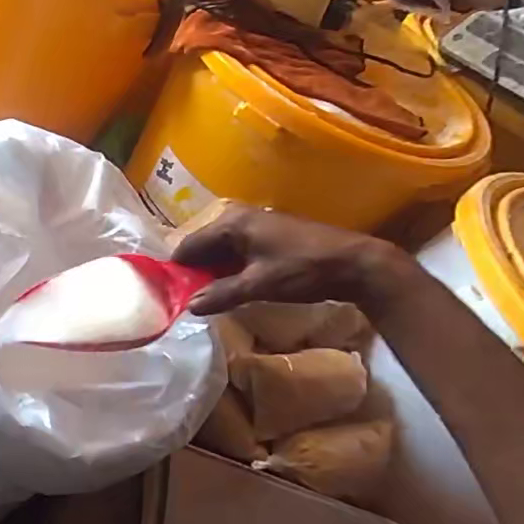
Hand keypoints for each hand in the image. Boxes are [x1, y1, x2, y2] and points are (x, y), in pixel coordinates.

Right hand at [172, 204, 418, 314]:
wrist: (356, 263)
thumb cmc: (304, 269)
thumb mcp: (259, 285)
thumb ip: (222, 294)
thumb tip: (189, 306)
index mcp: (230, 223)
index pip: (188, 245)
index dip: (177, 270)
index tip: (167, 293)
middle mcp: (237, 217)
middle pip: (202, 246)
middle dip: (194, 271)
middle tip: (184, 298)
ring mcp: (254, 224)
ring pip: (219, 249)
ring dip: (212, 271)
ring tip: (204, 297)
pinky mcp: (267, 234)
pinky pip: (235, 251)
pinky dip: (228, 268)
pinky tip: (228, 288)